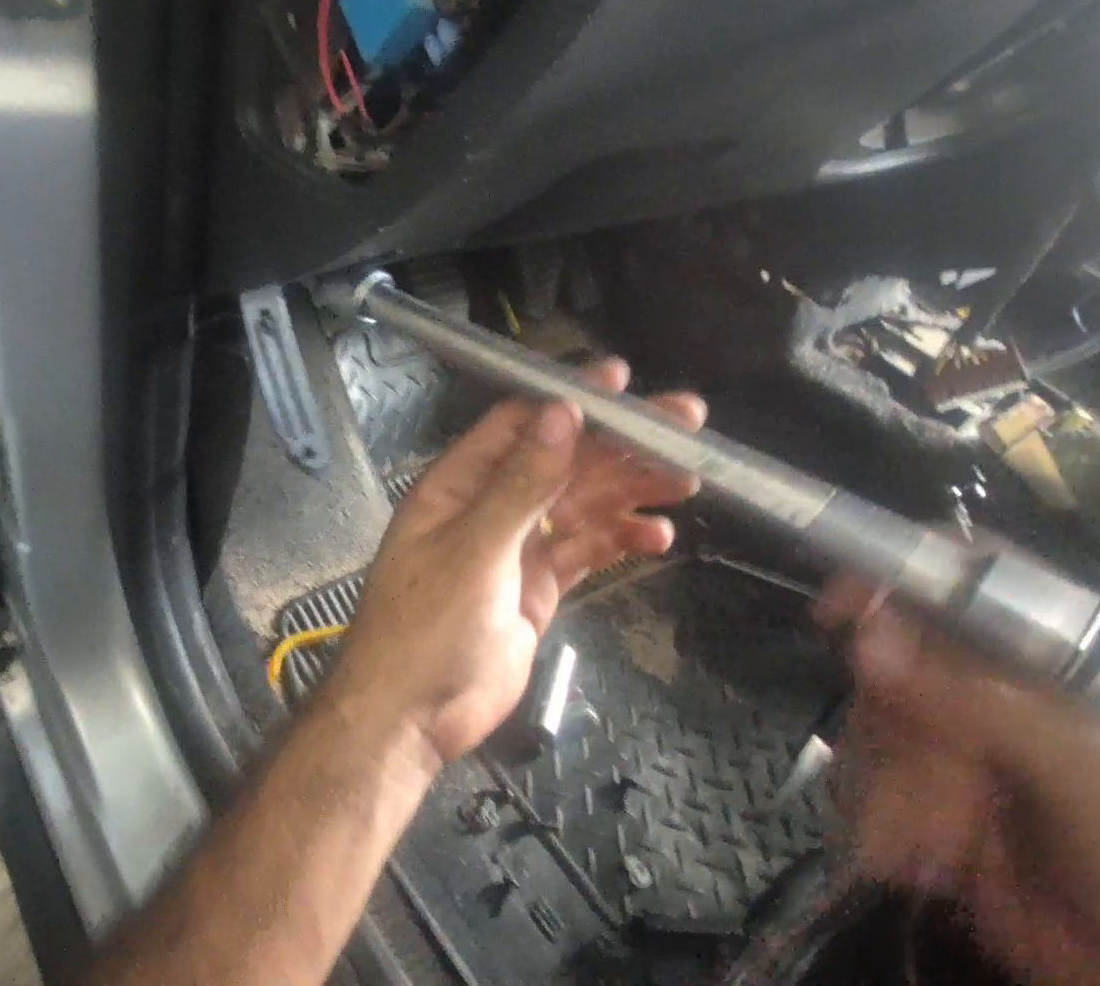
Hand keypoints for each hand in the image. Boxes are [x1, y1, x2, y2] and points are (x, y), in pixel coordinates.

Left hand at [327, 359, 705, 767]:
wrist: (412, 717)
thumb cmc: (428, 628)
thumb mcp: (473, 550)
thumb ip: (519, 484)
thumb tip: (560, 413)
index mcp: (458, 486)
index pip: (519, 426)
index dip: (568, 401)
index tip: (622, 382)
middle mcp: (487, 508)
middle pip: (560, 462)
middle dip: (618, 444)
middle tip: (686, 425)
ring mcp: (514, 549)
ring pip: (578, 506)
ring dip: (628, 491)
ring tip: (687, 480)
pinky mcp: (535, 589)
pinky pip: (582, 552)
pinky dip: (617, 540)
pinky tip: (655, 535)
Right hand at [817, 579, 1099, 985]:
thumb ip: (985, 702)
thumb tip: (868, 646)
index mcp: (1060, 663)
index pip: (970, 586)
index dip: (900, 578)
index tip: (842, 608)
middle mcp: (1000, 693)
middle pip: (897, 659)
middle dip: (899, 722)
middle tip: (934, 774)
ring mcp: (962, 747)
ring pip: (872, 724)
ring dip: (891, 784)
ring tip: (938, 841)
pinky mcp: (930, 799)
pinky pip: (864, 779)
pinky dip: (877, 816)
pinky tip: (915, 855)